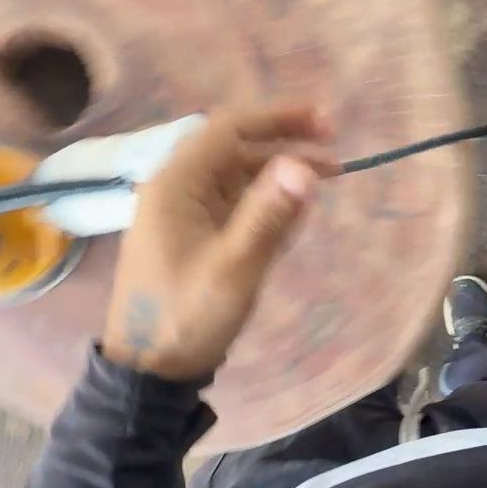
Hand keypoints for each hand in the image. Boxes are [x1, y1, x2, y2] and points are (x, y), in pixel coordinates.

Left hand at [101, 107, 333, 380]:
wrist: (149, 369)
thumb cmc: (187, 317)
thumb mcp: (234, 267)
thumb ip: (269, 215)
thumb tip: (305, 167)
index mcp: (176, 184)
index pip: (230, 129)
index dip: (279, 118)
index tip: (327, 122)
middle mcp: (178, 189)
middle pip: (237, 149)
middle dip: (287, 144)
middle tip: (337, 153)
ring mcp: (186, 214)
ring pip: (239, 177)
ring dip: (282, 173)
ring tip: (330, 179)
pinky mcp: (196, 236)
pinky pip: (237, 204)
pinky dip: (269, 200)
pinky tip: (297, 209)